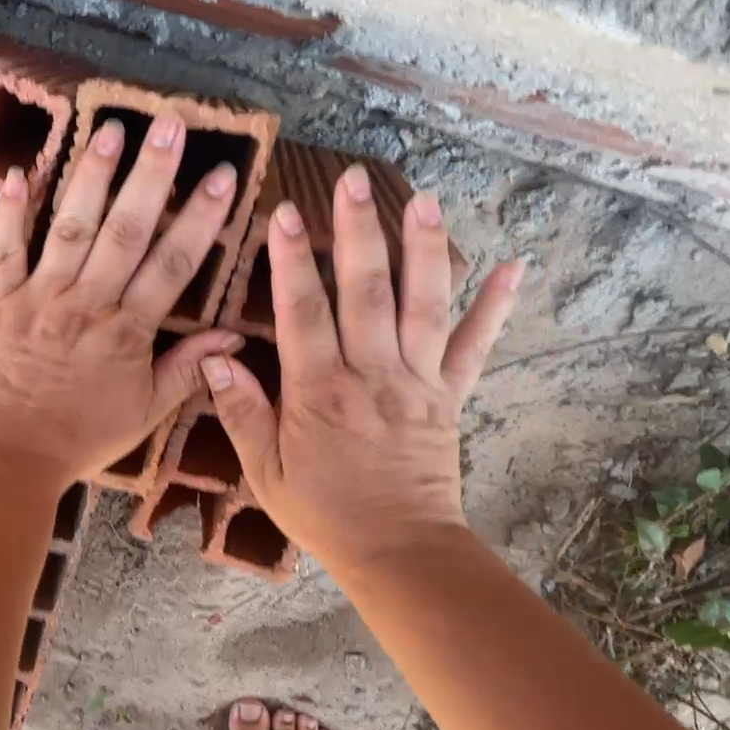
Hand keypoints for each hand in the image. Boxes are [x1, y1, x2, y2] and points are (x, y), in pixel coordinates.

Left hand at [0, 115, 243, 484]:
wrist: (8, 454)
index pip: (172, 264)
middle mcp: (86, 304)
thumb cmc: (79, 437)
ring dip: (89, 178)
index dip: (200, 218)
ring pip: (69, 229)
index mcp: (127, 331)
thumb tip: (234, 339)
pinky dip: (9, 213)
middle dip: (150, 176)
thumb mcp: (144, 413)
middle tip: (169, 125)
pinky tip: (17, 171)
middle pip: (125, 231)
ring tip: (109, 130)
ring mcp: (39, 298)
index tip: (224, 174)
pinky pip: (3, 251)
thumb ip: (186, 370)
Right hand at [201, 164, 521, 569]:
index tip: (285, 215)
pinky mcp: (449, 396)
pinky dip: (495, 307)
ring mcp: (417, 382)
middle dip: (359, 232)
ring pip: (423, 305)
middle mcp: (371, 375)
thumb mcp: (264, 472)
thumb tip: (214, 362)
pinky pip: (475, 346)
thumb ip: (241, 414)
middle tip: (354, 180)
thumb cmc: (322, 511)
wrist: (397, 549)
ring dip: (425, 249)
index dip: (291, 261)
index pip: (302, 313)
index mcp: (319, 392)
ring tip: (425, 198)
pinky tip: (514, 265)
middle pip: (366, 292)